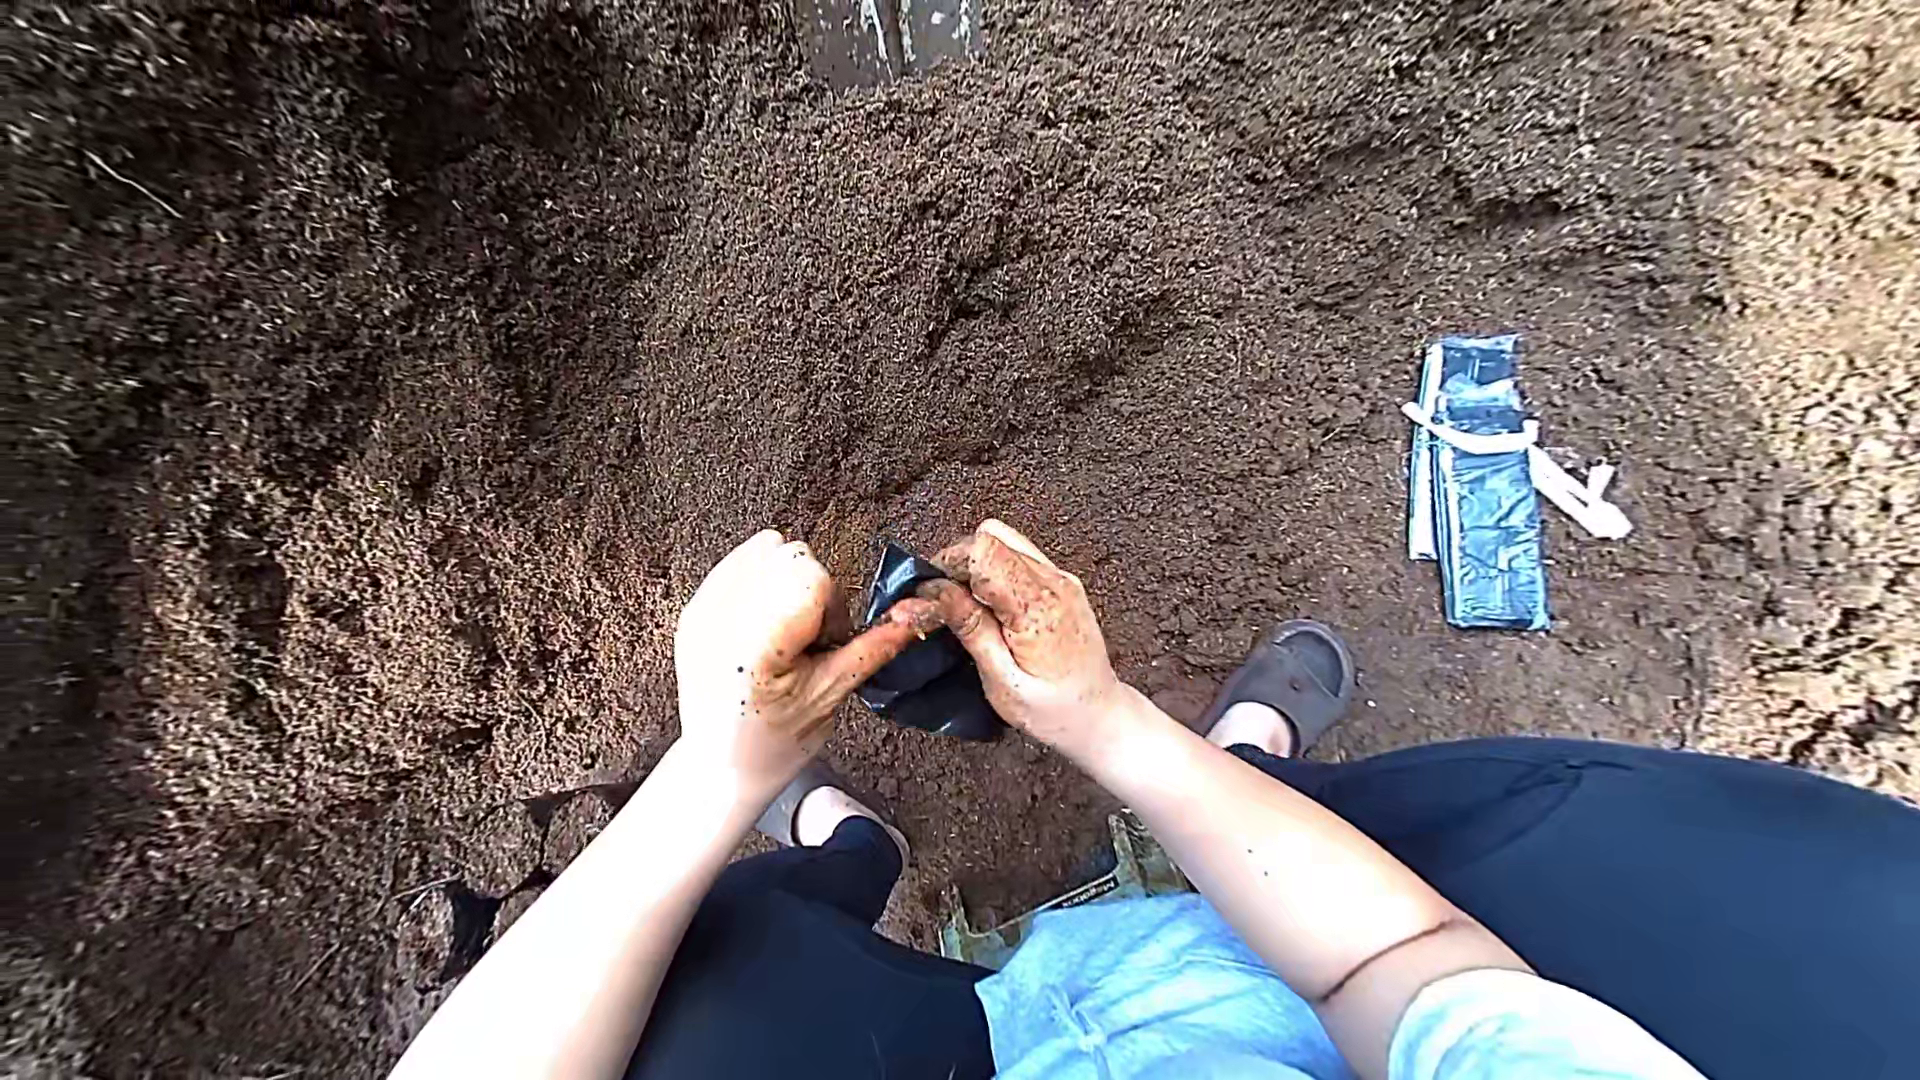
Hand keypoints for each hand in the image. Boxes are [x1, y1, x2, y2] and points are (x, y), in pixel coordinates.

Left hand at [675, 529, 935, 798]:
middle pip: (790, 554)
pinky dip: (761, 578)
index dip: (832, 604)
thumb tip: (913, 618)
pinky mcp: (694, 606)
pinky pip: (739, 559)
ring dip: (787, 579)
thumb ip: (872, 649)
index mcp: (756, 650)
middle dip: (812, 588)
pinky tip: (764, 618)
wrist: (719, 762)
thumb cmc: (773, 742)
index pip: (809, 575)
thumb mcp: (830, 698)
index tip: (828, 638)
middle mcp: (721, 622)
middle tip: (806, 636)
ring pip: (766, 547)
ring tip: (784, 628)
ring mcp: (703, 611)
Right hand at [917, 520, 1127, 755]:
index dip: (949, 564)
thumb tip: (934, 592)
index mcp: (1036, 607)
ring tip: (968, 603)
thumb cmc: (1052, 709)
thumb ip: (970, 628)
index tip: (933, 594)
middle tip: (946, 601)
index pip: (983, 550)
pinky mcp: (1061, 581)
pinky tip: (991, 603)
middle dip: (957, 562)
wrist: (1098, 716)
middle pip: (991, 536)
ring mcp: (1060, 578)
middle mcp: (1053, 583)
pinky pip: (1018, 553)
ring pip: (1003, 538)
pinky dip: (994, 568)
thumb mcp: (1001, 680)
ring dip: (975, 562)